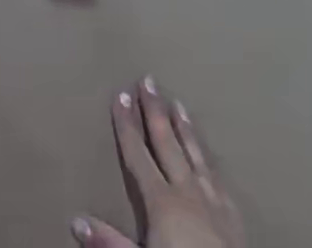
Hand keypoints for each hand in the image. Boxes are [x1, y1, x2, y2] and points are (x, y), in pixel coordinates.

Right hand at [74, 78, 244, 247]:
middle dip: (155, 112)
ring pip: (197, 157)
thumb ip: (110, 243)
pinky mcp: (236, 222)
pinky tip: (209, 155)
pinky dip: (210, 161)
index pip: (138, 153)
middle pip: (168, 145)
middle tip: (149, 80)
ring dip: (185, 129)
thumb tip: (75, 219)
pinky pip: (220, 181)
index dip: (126, 123)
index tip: (120, 93)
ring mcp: (216, 206)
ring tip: (178, 103)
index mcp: (162, 201)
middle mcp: (188, 194)